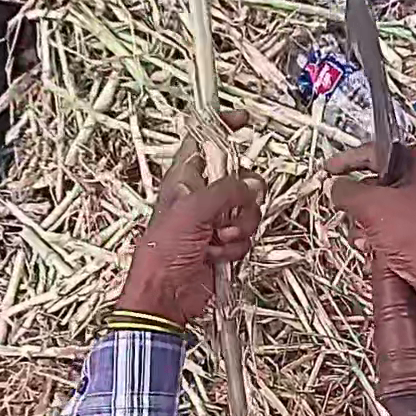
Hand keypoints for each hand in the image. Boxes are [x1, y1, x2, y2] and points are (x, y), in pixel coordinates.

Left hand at [117, 115, 263, 327]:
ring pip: (248, 212)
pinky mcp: (224, 247)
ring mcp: (214, 224)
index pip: (204, 142)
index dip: (222, 128)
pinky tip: (217, 256)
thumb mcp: (192, 210)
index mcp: (184, 180)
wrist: (166, 295)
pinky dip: (235, 249)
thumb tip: (252, 183)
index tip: (243, 121)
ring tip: (217, 241)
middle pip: (239, 180)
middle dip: (241, 199)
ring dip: (238, 229)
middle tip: (227, 213)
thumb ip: (226, 190)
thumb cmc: (163, 252)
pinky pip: (246, 238)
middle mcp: (201, 199)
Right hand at [325, 142, 415, 352]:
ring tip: (368, 236)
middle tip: (355, 214)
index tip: (330, 169)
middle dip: (358, 204)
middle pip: (374, 184)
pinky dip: (373, 240)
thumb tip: (334, 187)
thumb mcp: (372, 204)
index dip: (349, 161)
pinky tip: (375, 249)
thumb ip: (346, 190)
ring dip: (363, 226)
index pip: (377, 152)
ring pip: (375, 210)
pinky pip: (382, 231)